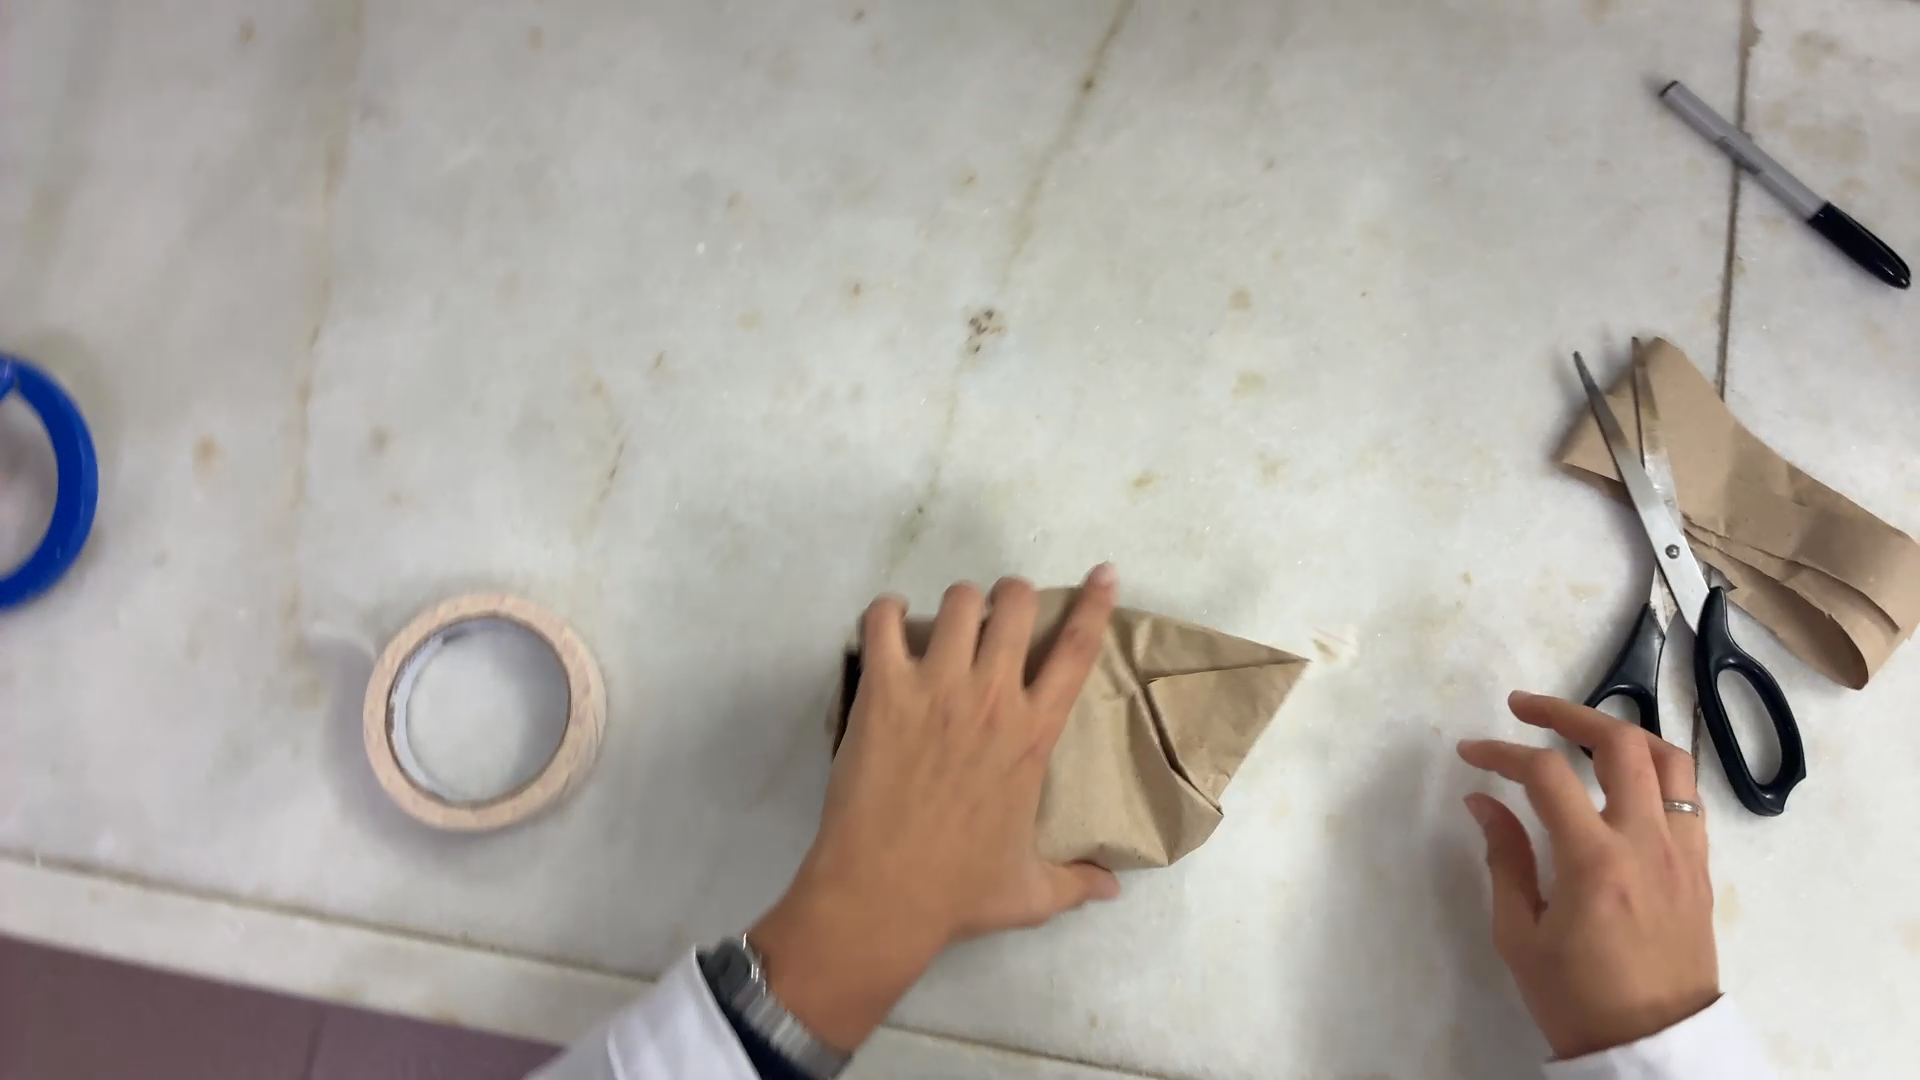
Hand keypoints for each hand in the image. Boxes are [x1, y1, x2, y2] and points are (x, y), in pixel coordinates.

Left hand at [748, 566, 1121, 1050]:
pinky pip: (884, 619)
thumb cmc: (958, 891)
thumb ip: (1076, 883)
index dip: (1095, 604)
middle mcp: (992, 697)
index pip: (1077, 651)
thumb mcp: (1031, 893)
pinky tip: (889, 624)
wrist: (881, 896)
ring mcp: (936, 687)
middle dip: (1012, 596)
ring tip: (946, 626)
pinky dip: (886, 611)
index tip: (1104, 572)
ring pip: (959, 601)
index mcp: (1033, 734)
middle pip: (1016, 603)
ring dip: (957, 605)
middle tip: (998, 615)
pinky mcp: (885, 688)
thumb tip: (1114, 891)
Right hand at [1458, 691, 1718, 1060]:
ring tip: (1574, 729)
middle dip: (1565, 713)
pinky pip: (1683, 795)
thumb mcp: (1518, 929)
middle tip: (1521, 707)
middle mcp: (1649, 845)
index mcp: (1596, 861)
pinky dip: (1646, 768)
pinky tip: (1610, 777)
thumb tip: (1483, 799)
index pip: (1546, 774)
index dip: (1500, 751)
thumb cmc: (1574, 994)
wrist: (1657, 1053)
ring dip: (1617, 732)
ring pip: (1670, 760)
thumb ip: (1503, 854)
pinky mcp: (1700, 868)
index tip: (1468, 752)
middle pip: (1622, 745)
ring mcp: (1685, 854)